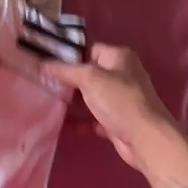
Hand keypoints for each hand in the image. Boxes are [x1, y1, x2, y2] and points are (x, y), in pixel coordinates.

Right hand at [51, 44, 187, 174]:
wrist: (146, 139)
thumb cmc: (119, 100)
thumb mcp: (89, 78)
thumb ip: (65, 70)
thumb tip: (42, 63)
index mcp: (119, 57)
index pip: (89, 49)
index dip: (68, 55)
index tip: (45, 60)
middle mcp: (121, 75)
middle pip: (88, 74)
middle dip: (66, 80)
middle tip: (41, 82)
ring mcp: (119, 100)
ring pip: (90, 97)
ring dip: (71, 101)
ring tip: (45, 101)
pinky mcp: (117, 121)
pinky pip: (93, 118)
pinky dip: (78, 121)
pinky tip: (59, 124)